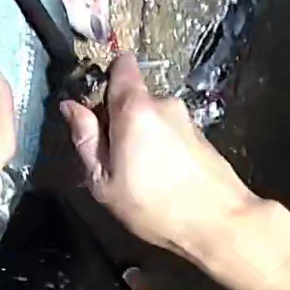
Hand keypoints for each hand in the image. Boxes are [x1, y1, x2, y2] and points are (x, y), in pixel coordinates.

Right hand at [61, 54, 262, 258]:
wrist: (219, 222)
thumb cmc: (154, 206)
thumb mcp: (104, 181)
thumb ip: (85, 139)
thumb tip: (70, 107)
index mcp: (135, 109)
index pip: (122, 66)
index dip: (106, 79)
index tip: (96, 106)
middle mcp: (163, 104)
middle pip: (132, 99)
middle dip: (118, 121)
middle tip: (112, 160)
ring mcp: (186, 120)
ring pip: (151, 119)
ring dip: (140, 138)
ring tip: (138, 177)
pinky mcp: (200, 137)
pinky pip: (169, 134)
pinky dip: (160, 149)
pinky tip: (161, 180)